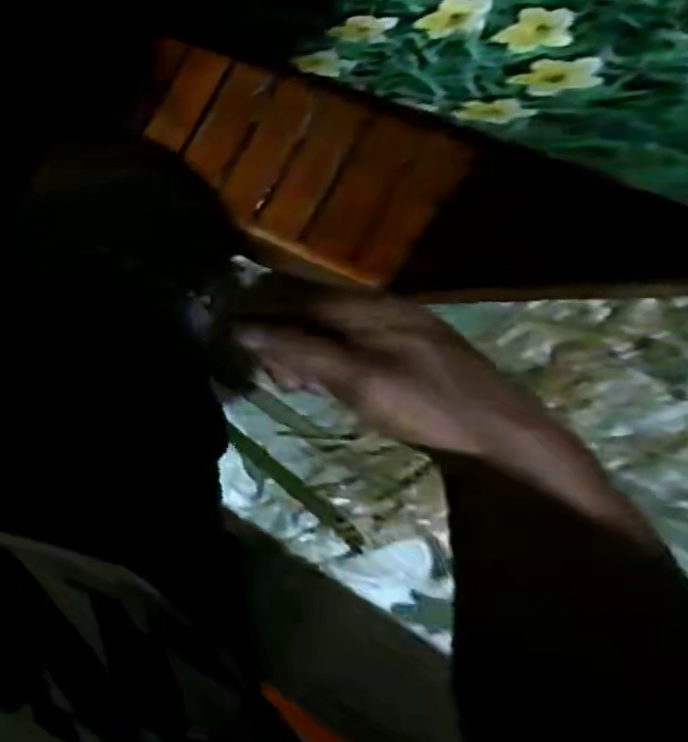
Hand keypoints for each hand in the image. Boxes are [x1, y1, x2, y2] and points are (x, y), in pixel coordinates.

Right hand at [234, 279, 551, 458]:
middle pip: (305, 307)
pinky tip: (323, 383)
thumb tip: (235, 327)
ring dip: (297, 350)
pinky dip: (321, 357)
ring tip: (297, 384)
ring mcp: (396, 330)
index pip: (292, 293)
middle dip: (276, 335)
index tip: (229, 335)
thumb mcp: (351, 378)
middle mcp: (381, 308)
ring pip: (322, 326)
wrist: (511, 449)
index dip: (255, 310)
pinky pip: (344, 342)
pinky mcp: (405, 353)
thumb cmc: (426, 407)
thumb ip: (292, 348)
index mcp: (370, 306)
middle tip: (275, 374)